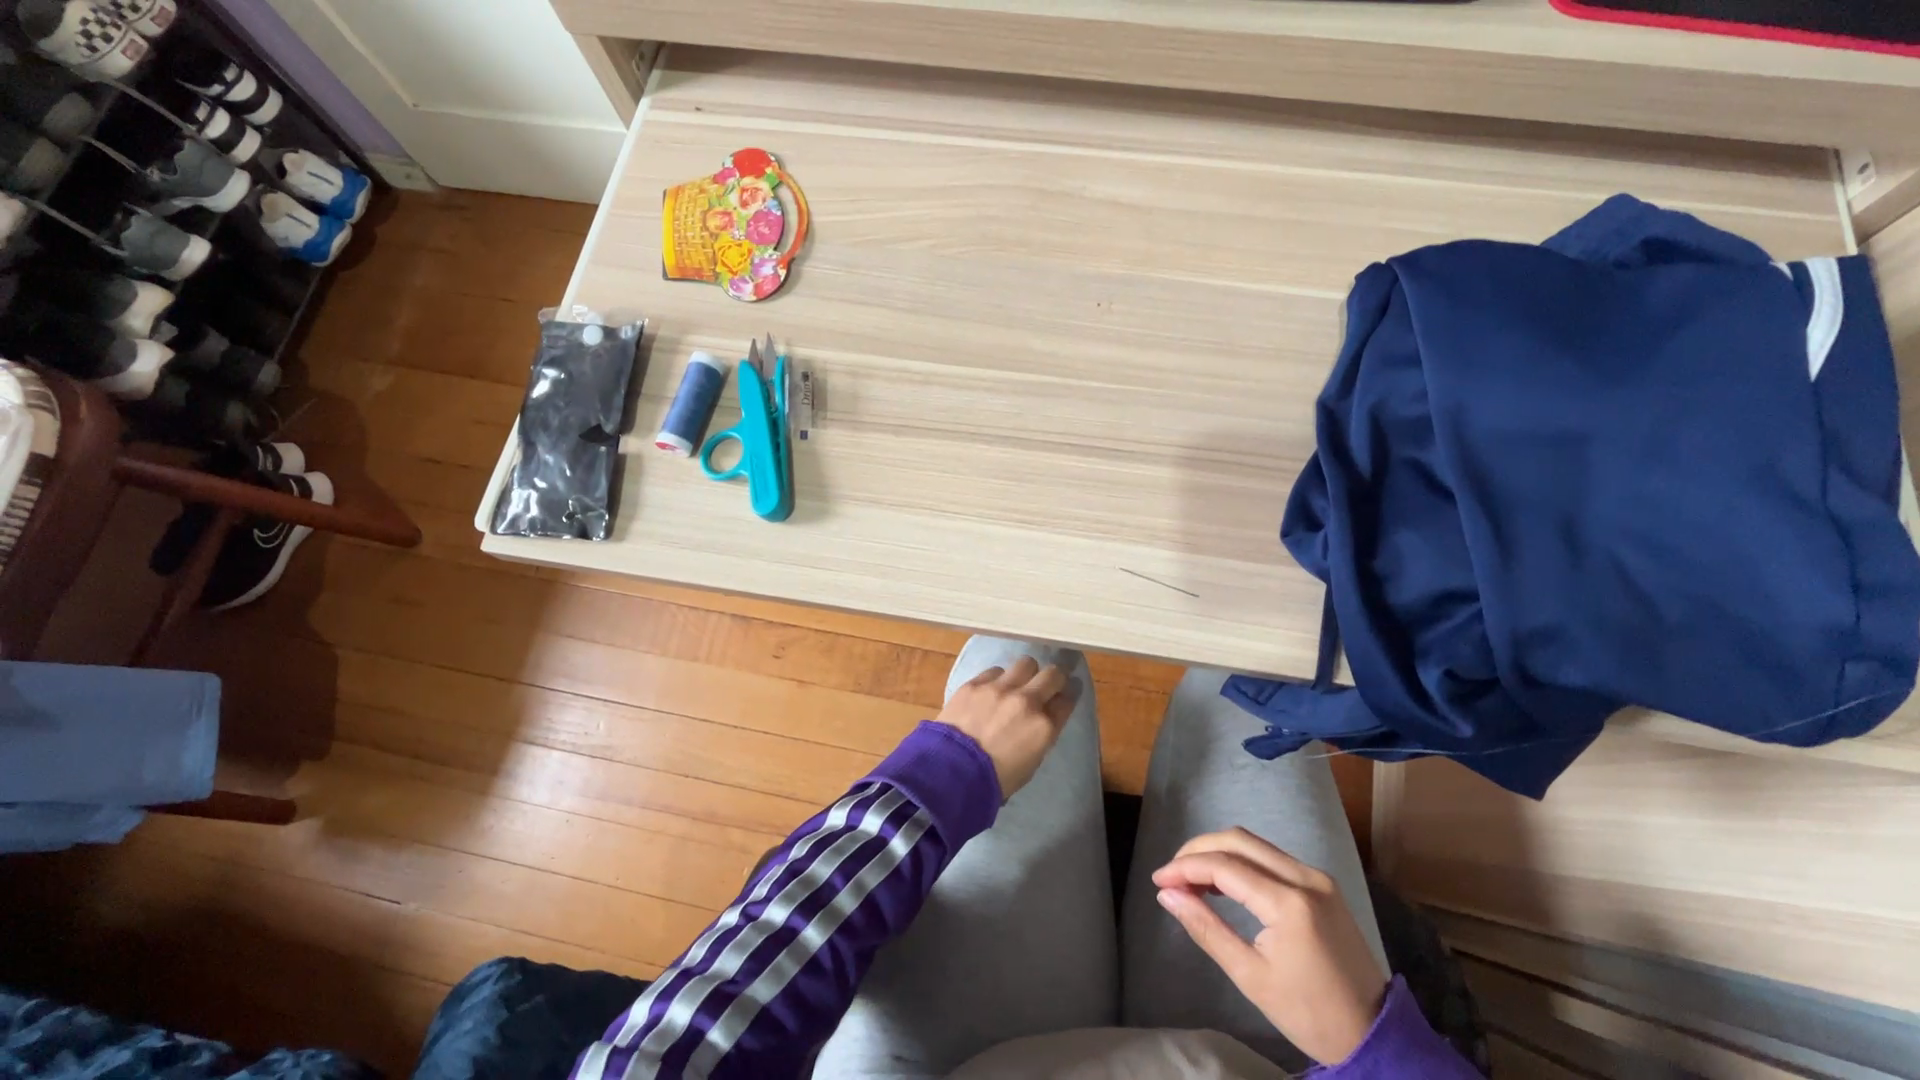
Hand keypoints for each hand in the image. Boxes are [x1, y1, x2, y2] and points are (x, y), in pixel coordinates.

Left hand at [935, 655, 1077, 797]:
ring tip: (1017, 683)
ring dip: (1025, 673)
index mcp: (1044, 727)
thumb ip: (1040, 736)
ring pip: (1025, 663)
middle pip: (1053, 674)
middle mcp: (1027, 701)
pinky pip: (995, 670)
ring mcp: (1000, 689)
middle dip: (1054, 678)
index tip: (1066, 695)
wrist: (951, 772)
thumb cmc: (995, 780)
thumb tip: (1041, 721)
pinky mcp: (975, 684)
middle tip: (1047, 684)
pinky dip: (997, 678)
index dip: (1069, 696)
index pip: (1067, 701)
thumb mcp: (1031, 763)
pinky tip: (991, 689)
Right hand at [1153, 827, 1387, 1065]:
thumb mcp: (1250, 975)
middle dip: (1198, 851)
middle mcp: (1306, 878)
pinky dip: (1242, 862)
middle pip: (1239, 840)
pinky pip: (1273, 858)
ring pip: (1256, 845)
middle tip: (1171, 875)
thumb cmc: (1308, 1013)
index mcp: (1289, 903)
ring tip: (1191, 880)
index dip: (1185, 867)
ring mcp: (1318, 878)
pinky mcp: (1323, 886)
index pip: (1225, 865)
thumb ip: (1206, 928)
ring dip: (1219, 853)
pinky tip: (1223, 883)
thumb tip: (1167, 895)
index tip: (1158, 881)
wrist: (1372, 1032)